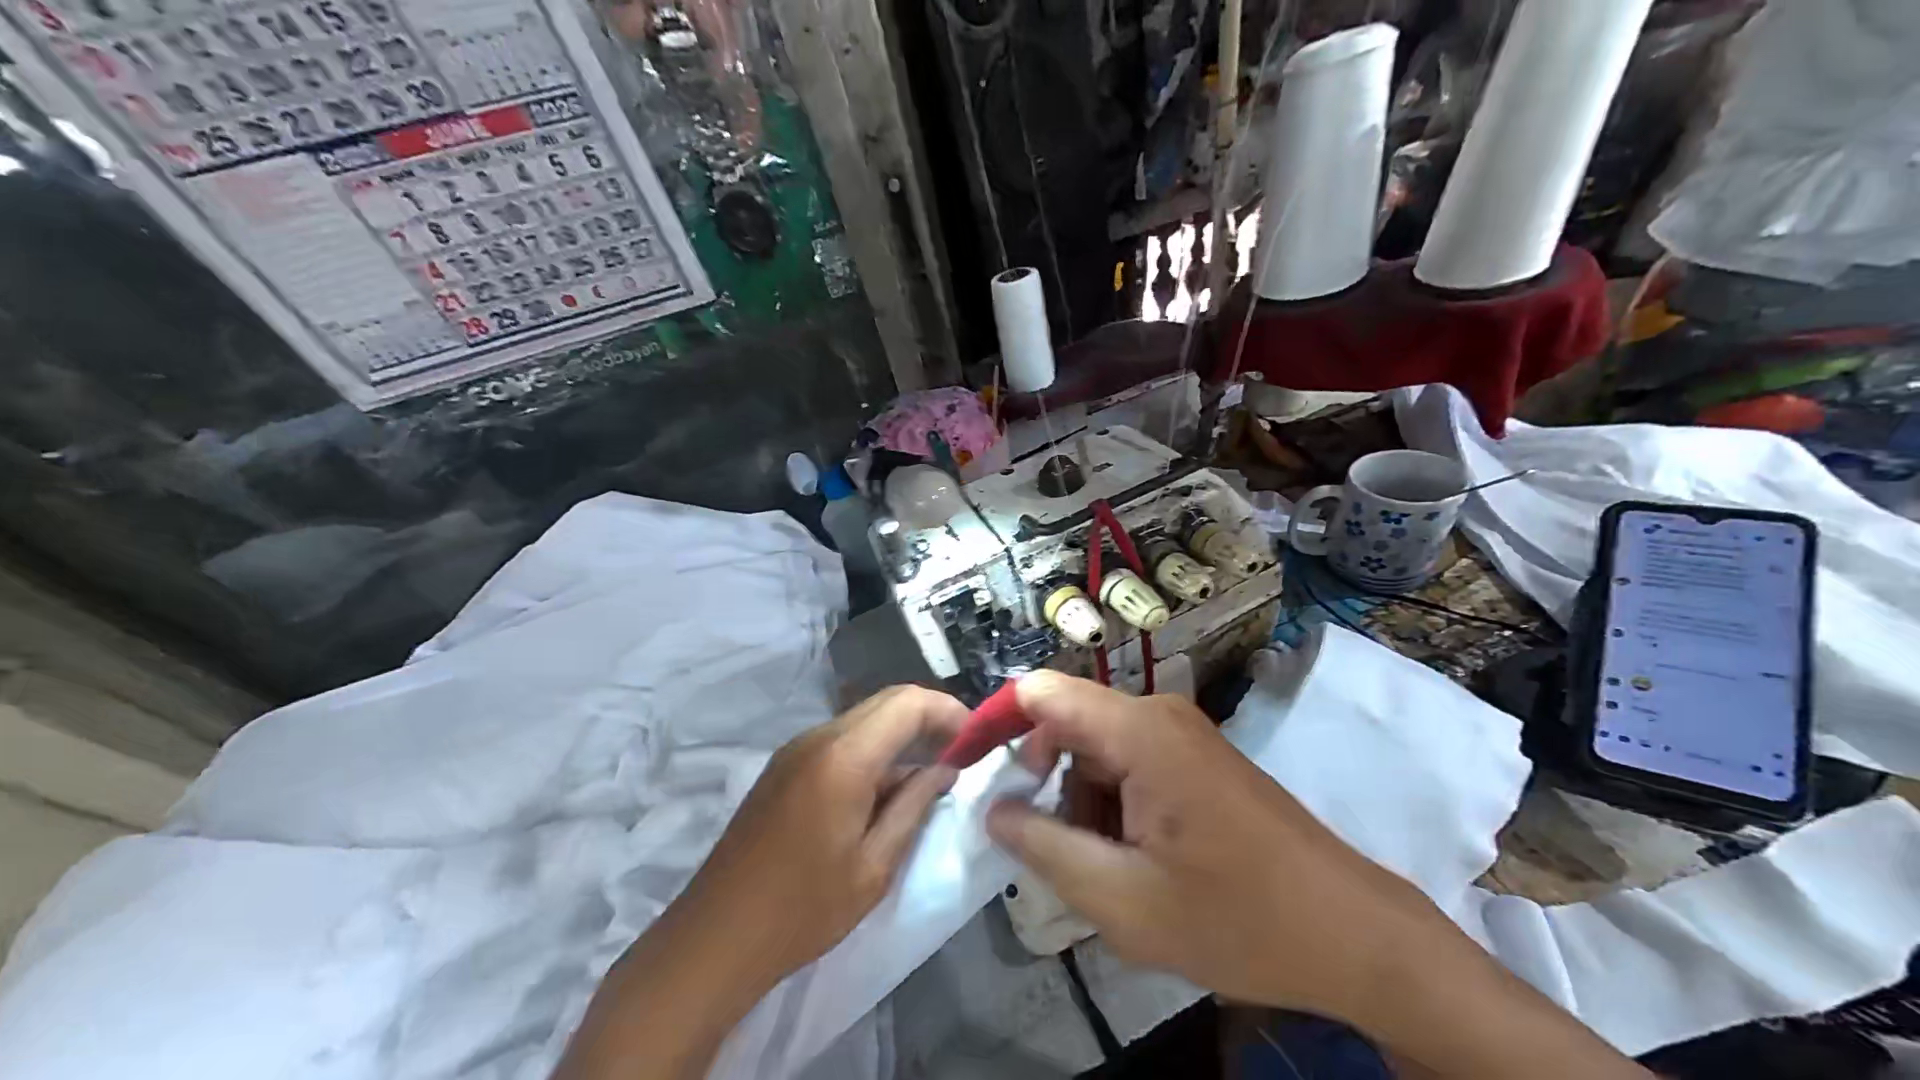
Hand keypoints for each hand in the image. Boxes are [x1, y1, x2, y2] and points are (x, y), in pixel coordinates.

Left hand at [671, 684, 966, 984]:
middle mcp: (817, 738)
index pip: (907, 702)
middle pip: (886, 702)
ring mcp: (795, 749)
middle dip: (928, 720)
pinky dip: (873, 751)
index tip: (975, 742)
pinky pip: (840, 740)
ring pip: (863, 719)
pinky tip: (885, 792)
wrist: (715, 937)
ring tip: (928, 778)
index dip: (948, 712)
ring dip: (900, 736)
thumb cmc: (803, 910)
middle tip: (959, 757)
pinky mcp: (784, 767)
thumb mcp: (874, 866)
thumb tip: (944, 769)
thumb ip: (914, 806)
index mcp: (843, 757)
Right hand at [985, 671, 1442, 1023]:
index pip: (1040, 693)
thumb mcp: (1122, 899)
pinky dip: (1111, 803)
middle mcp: (1158, 714)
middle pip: (1066, 724)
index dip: (995, 724)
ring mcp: (1182, 734)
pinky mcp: (1196, 757)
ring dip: (1080, 801)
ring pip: (1095, 748)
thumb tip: (995, 807)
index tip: (970, 774)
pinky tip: (1135, 858)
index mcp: (1139, 732)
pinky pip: (1128, 761)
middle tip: (1050, 849)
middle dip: (1045, 782)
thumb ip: (1043, 846)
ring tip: (1104, 867)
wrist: (1353, 935)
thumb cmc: (1237, 919)